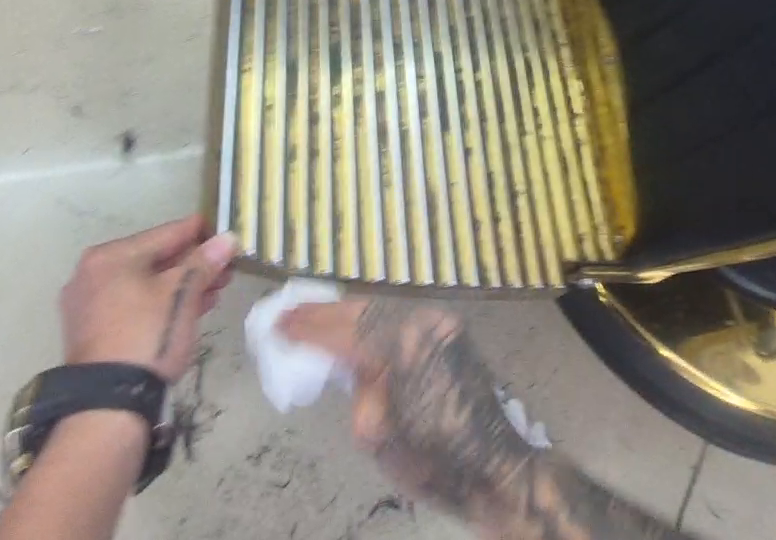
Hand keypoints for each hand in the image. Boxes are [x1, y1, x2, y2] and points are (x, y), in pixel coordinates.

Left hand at [60, 215, 238, 382]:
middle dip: (193, 264)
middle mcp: (93, 272)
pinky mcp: (91, 330)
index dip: (201, 233)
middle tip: (226, 270)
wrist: (108, 404)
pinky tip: (189, 309)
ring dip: (180, 285)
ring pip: (145, 283)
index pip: (166, 233)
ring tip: (215, 291)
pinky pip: (132, 303)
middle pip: (155, 258)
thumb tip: (227, 238)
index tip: (227, 234)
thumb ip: (204, 263)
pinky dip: (159, 302)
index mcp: (110, 255)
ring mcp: (88, 302)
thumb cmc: (147, 337)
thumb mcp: (182, 296)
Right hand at [280, 300, 691, 539]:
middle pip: (361, 308)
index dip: (306, 328)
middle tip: (289, 313)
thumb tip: (349, 366)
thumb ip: (358, 387)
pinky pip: (402, 316)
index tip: (277, 324)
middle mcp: (421, 322)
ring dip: (348, 312)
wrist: (498, 467)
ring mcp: (440, 322)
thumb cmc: (435, 459)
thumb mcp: (378, 433)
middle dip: (323, 313)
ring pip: (382, 307)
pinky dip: (374, 319)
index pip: (341, 330)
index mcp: (401, 346)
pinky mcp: (450, 329)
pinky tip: (355, 324)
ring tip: (315, 316)